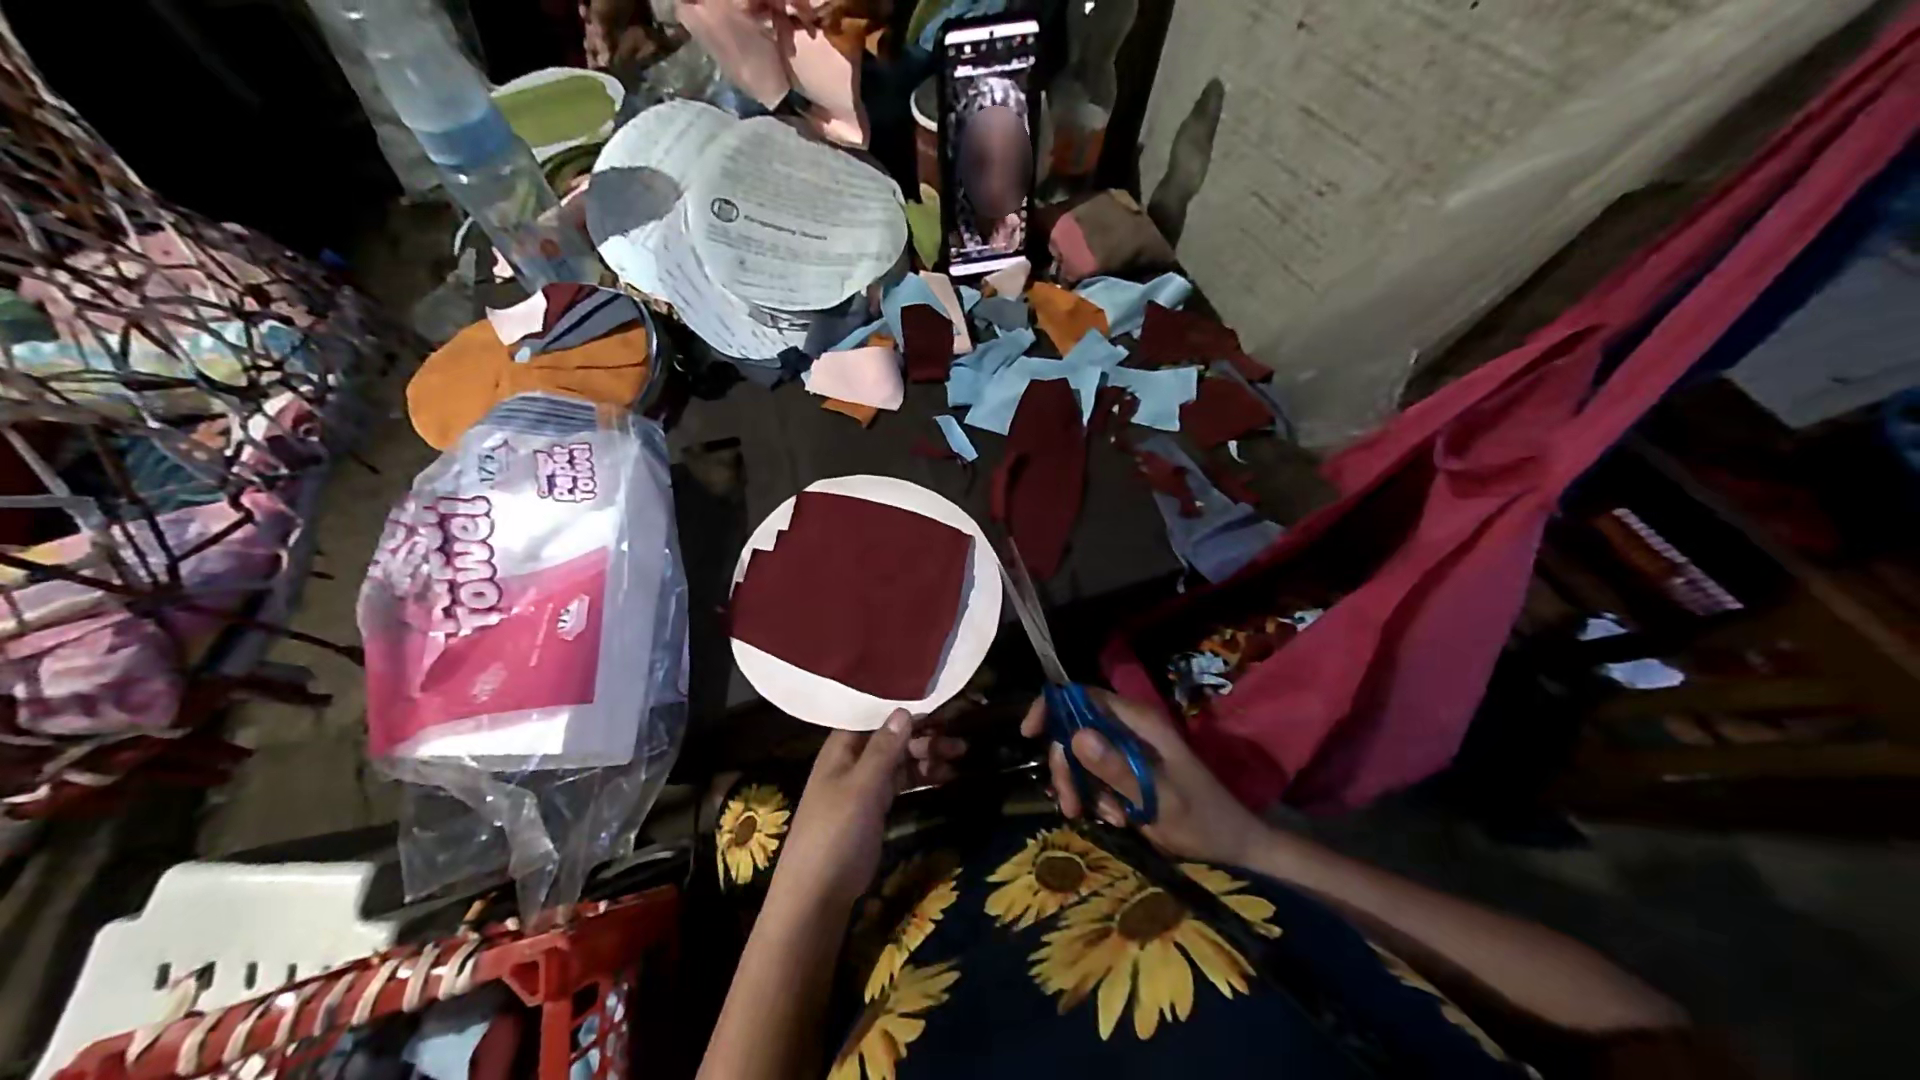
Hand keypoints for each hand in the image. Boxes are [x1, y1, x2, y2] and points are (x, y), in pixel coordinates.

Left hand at [770, 710, 965, 910]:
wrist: (818, 892)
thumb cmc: (836, 832)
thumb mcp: (862, 788)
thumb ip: (883, 749)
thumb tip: (904, 709)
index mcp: (842, 747)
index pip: (876, 715)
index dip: (905, 707)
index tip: (940, 702)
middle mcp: (853, 759)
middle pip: (893, 736)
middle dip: (925, 734)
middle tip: (959, 738)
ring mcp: (864, 782)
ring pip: (900, 758)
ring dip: (928, 755)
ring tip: (960, 756)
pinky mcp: (875, 805)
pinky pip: (902, 780)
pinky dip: (922, 776)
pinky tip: (945, 776)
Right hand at [1021, 690, 1271, 867]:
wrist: (1234, 844)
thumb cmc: (1202, 817)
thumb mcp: (1158, 798)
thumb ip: (1116, 768)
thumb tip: (1075, 737)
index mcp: (1139, 721)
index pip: (1084, 696)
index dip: (1053, 707)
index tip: (1031, 734)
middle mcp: (1130, 728)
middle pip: (1075, 729)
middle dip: (1066, 765)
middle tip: (1069, 804)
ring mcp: (1128, 749)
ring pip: (1080, 755)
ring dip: (1079, 787)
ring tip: (1098, 818)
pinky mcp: (1127, 770)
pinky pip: (1094, 775)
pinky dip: (1094, 797)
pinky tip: (1116, 819)